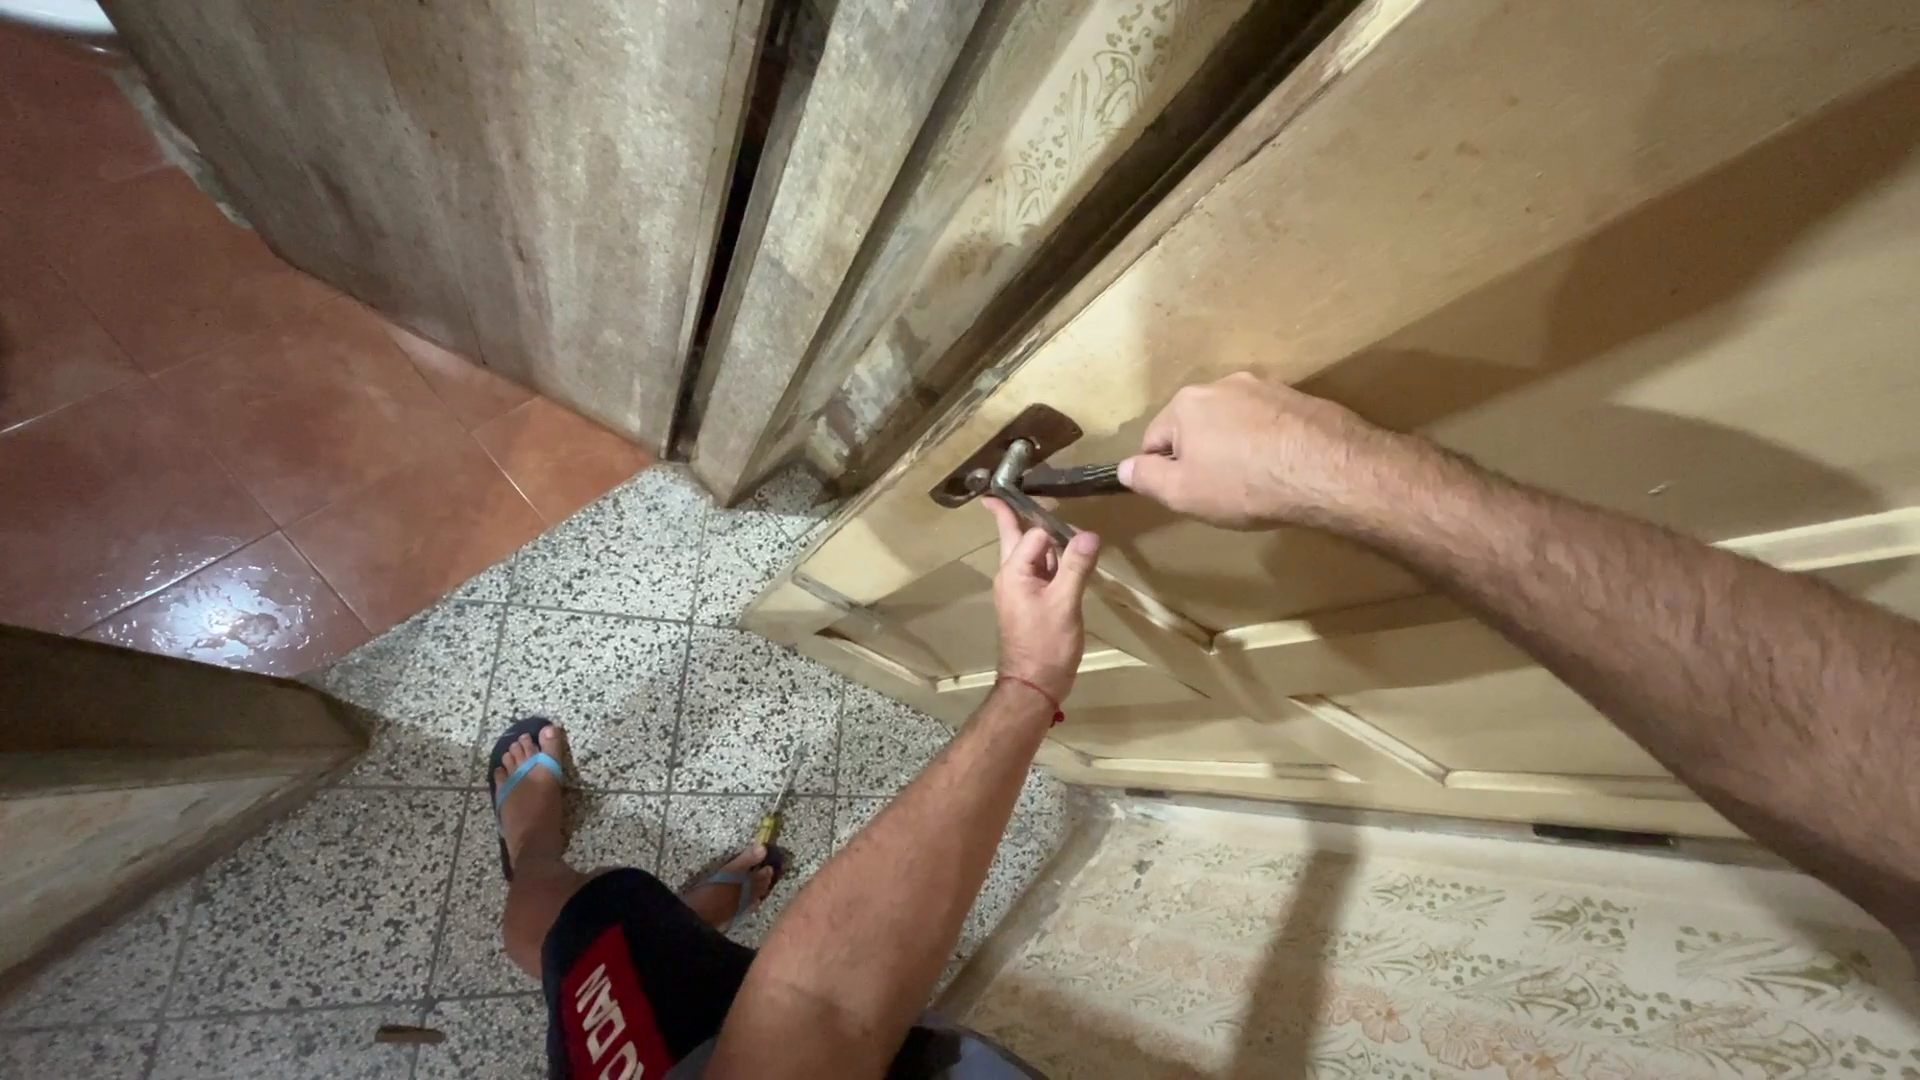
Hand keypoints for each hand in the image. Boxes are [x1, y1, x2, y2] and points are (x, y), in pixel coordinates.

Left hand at [981, 498, 1100, 704]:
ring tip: (1040, 514)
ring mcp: (1018, 591)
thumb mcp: (1065, 603)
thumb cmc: (1046, 645)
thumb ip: (1075, 566)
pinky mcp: (1029, 603)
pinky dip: (1049, 561)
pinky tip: (1064, 558)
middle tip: (997, 493)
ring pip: (1028, 555)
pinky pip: (1038, 573)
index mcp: (1013, 572)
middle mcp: (1010, 577)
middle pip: (1014, 538)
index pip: (1034, 535)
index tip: (1077, 526)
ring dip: (1038, 538)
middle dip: (1011, 515)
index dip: (1056, 528)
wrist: (1033, 685)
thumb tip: (1088, 533)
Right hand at [1117, 372, 1414, 529]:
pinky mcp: (1299, 398)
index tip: (1184, 494)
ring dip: (1234, 448)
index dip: (1163, 472)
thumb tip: (1126, 468)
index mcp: (1186, 404)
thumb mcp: (1182, 493)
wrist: (1328, 472)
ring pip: (1232, 423)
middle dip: (1200, 456)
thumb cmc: (1244, 484)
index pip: (1155, 440)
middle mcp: (1222, 385)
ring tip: (1254, 482)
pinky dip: (1267, 444)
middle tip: (1218, 491)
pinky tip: (1281, 469)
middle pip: (1194, 427)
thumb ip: (1146, 478)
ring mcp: (1264, 388)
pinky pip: (1267, 424)